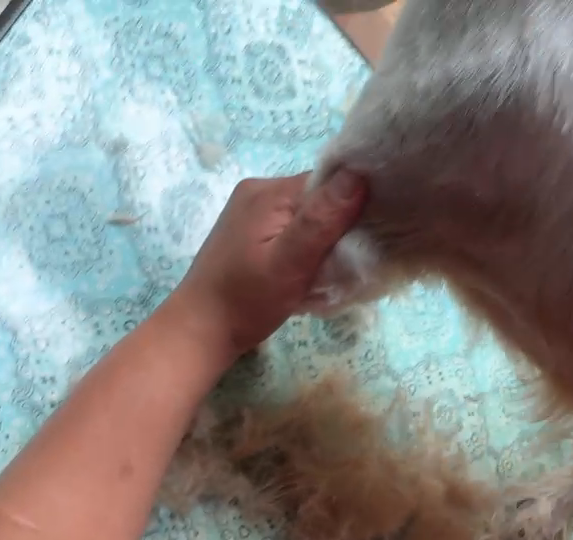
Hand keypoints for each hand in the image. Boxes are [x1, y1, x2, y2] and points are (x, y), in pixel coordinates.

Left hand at [161, 171, 366, 362]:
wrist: (201, 331)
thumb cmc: (246, 301)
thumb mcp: (289, 262)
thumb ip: (322, 220)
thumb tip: (360, 174)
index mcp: (269, 192)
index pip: (329, 183)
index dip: (355, 206)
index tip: (372, 237)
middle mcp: (260, 192)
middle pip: (319, 199)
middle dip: (340, 227)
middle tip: (352, 262)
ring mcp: (252, 213)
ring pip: (307, 217)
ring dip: (324, 242)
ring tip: (330, 271)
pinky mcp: (251, 235)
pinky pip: (292, 231)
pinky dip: (307, 250)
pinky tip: (308, 273)